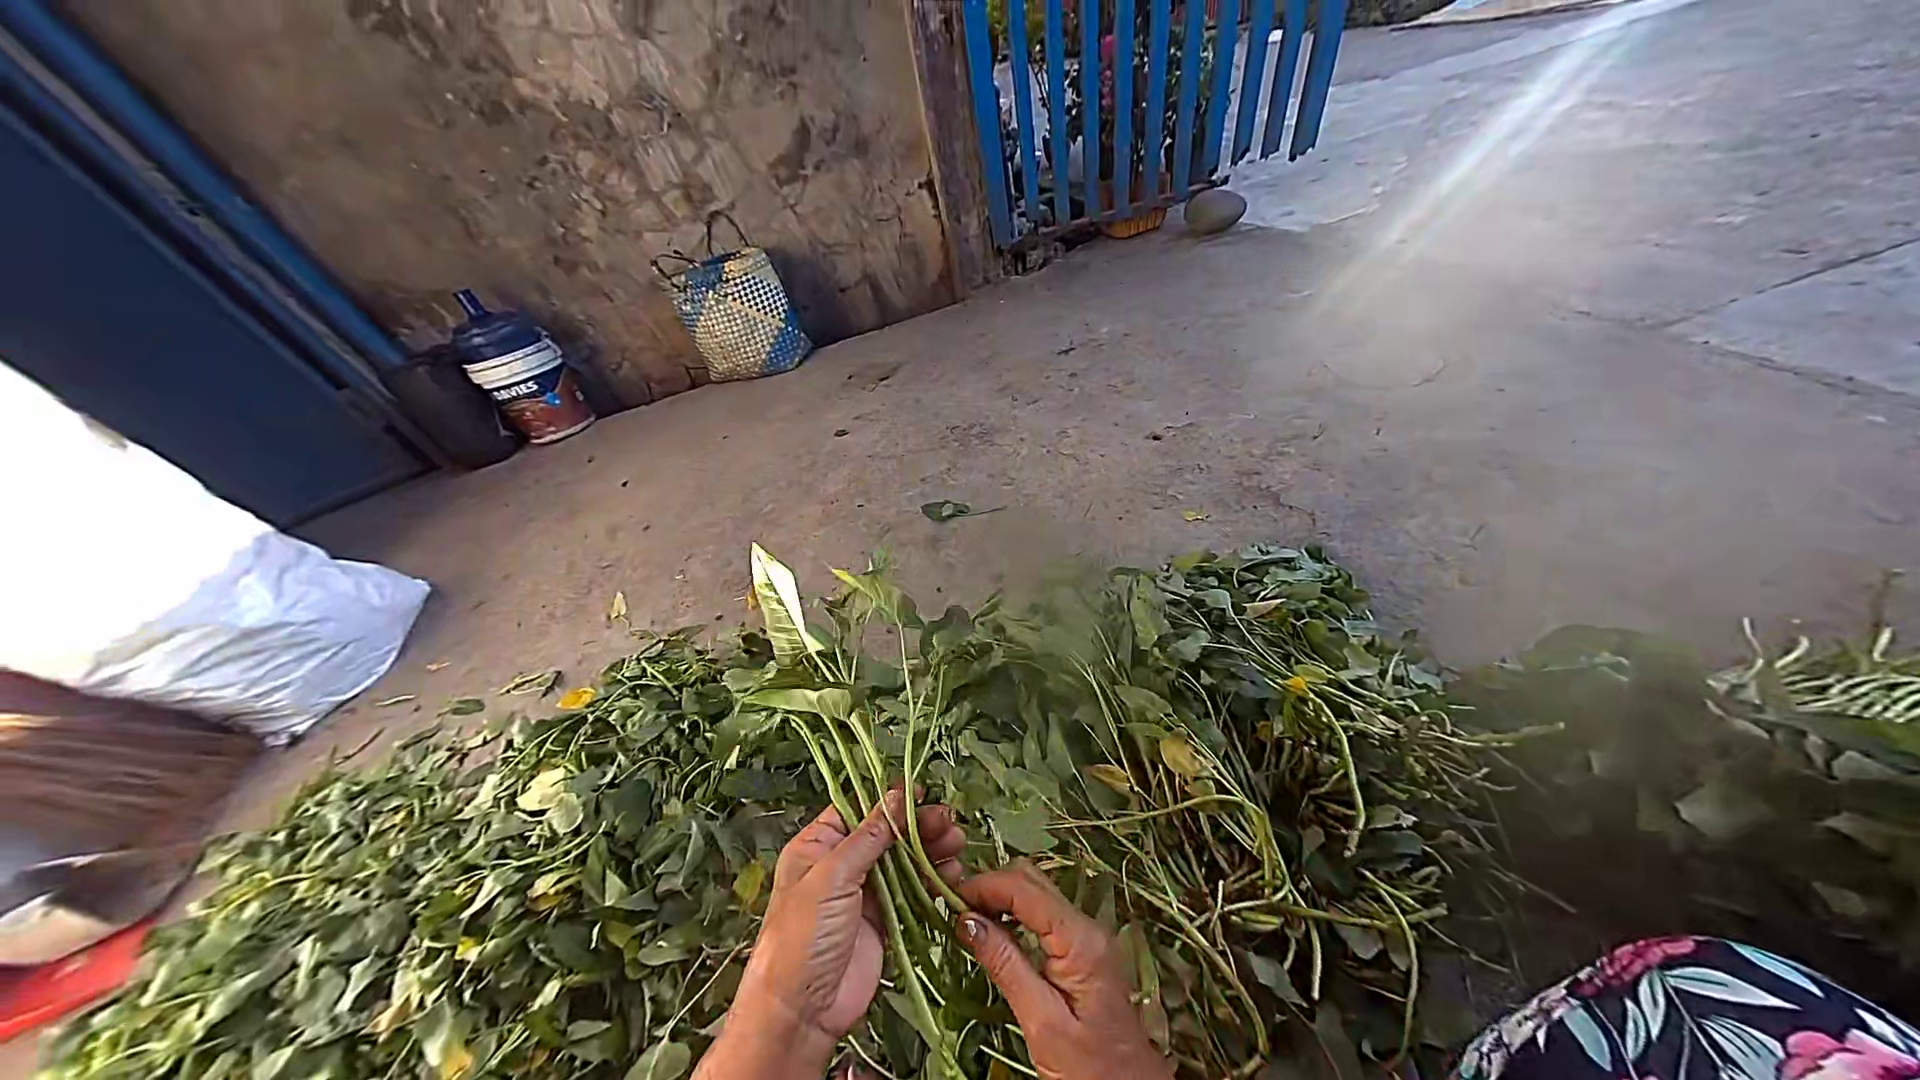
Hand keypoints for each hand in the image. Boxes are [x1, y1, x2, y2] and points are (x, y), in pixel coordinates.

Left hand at [695, 791, 966, 1079]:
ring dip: (930, 850)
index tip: (920, 792)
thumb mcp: (832, 875)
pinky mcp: (884, 919)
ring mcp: (864, 892)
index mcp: (819, 845)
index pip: (857, 809)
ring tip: (956, 843)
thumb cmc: (802, 936)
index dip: (888, 799)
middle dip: (917, 825)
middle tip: (947, 820)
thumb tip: (896, 795)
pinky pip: (912, 892)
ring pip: (903, 861)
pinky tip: (952, 874)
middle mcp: (842, 864)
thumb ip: (869, 835)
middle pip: (886, 833)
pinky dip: (932, 881)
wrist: (802, 1013)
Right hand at [955, 860, 1172, 1079]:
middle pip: (1032, 880)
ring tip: (968, 918)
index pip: (1025, 888)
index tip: (949, 896)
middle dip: (991, 886)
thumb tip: (966, 920)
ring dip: (1001, 896)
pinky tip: (995, 931)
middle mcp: (1086, 926)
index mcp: (1080, 938)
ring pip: (1036, 892)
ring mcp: (1086, 935)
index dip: (985, 885)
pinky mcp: (1082, 949)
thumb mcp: (1042, 1022)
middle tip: (955, 907)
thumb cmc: (1090, 1069)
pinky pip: (1042, 914)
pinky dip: (1014, 913)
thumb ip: (1006, 966)